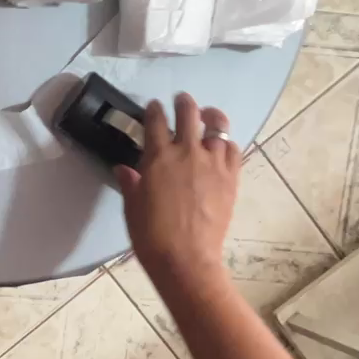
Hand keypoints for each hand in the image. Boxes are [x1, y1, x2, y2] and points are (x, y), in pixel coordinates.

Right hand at [115, 92, 242, 295]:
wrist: (185, 258)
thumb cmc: (151, 235)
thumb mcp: (132, 208)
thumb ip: (130, 183)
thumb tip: (124, 169)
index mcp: (157, 158)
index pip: (155, 121)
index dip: (153, 110)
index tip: (153, 106)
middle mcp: (187, 152)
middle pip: (188, 113)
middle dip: (183, 103)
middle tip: (181, 100)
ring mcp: (213, 163)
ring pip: (218, 126)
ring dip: (211, 116)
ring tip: (208, 114)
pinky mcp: (231, 177)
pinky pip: (234, 149)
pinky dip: (227, 142)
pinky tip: (223, 144)